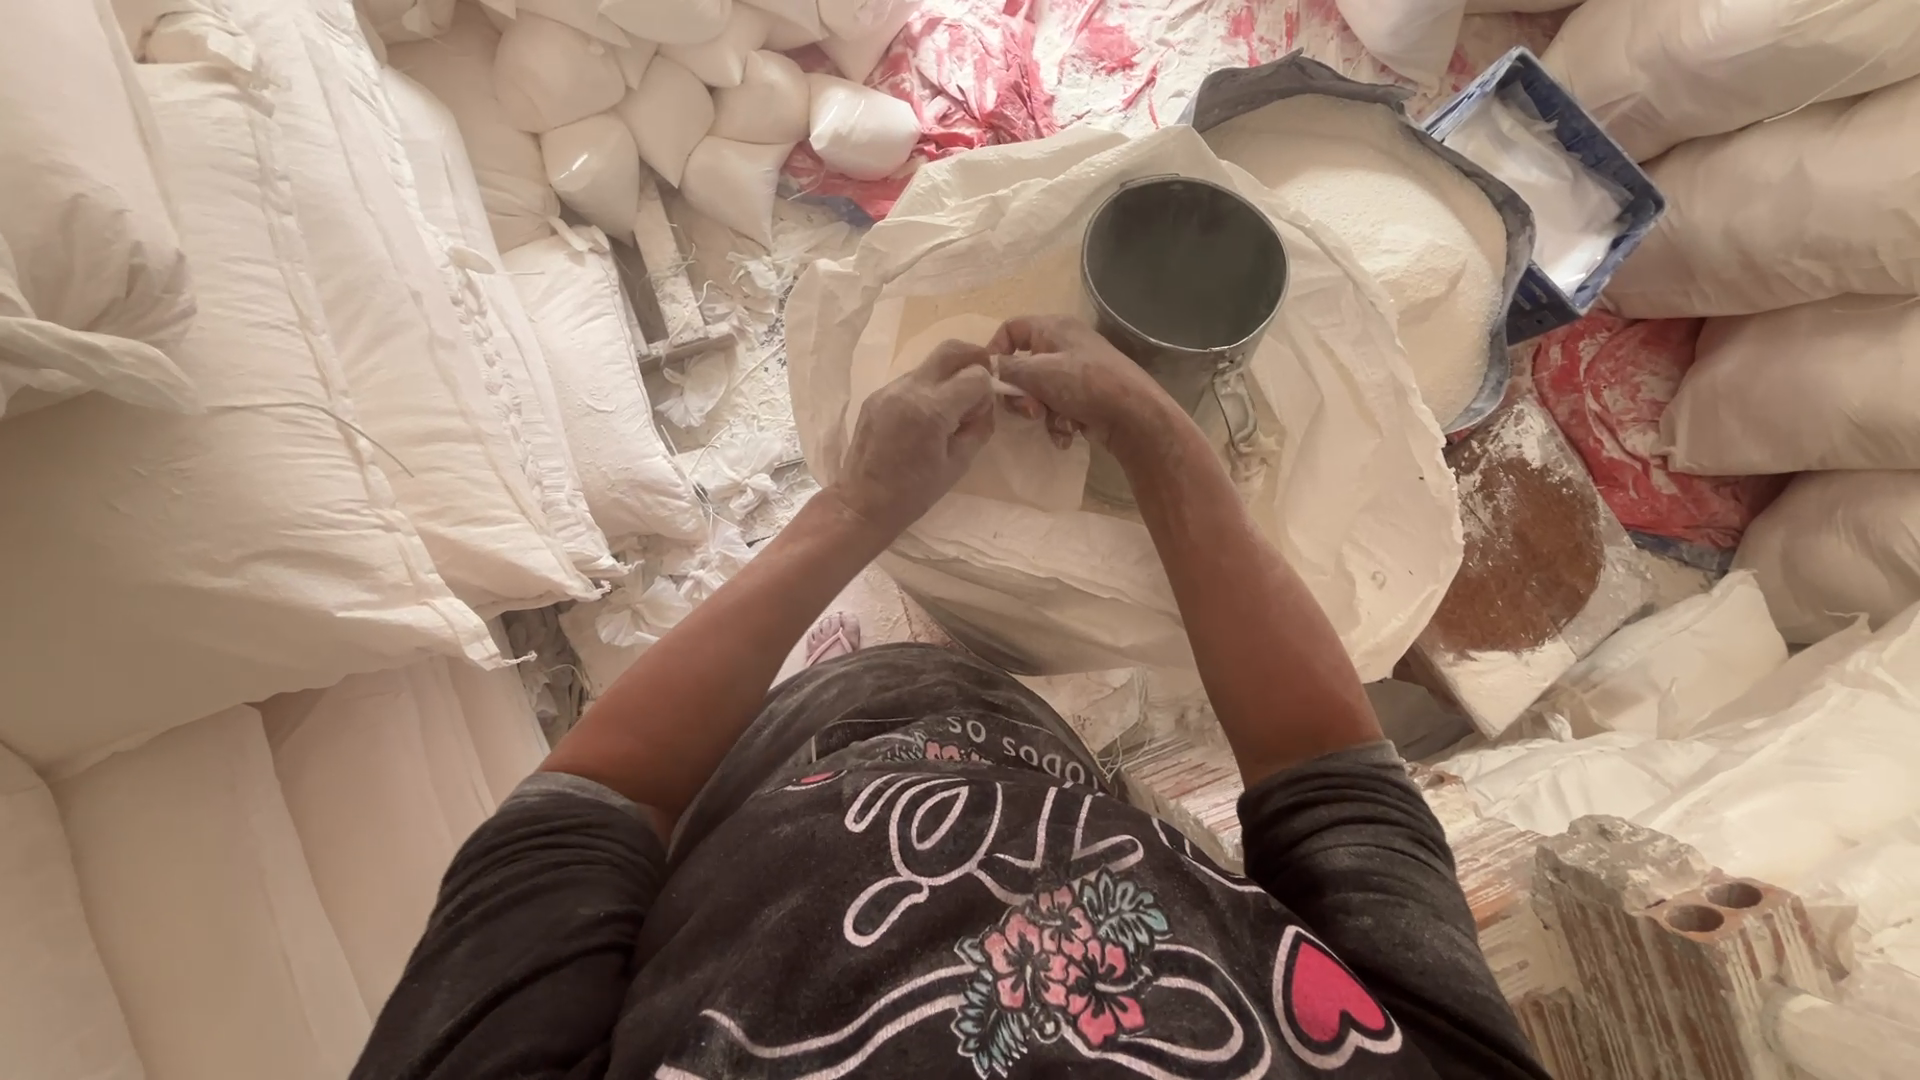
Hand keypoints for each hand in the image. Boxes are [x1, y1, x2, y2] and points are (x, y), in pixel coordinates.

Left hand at [830, 340, 995, 535]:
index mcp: (932, 410)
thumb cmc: (914, 493)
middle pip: (951, 349)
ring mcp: (889, 390)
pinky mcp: (876, 396)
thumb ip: (979, 427)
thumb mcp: (958, 464)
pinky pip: (911, 380)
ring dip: (948, 377)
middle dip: (974, 359)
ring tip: (950, 409)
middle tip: (981, 381)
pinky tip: (925, 418)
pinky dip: (927, 390)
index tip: (983, 410)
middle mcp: (909, 389)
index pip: (975, 375)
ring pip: (930, 364)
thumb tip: (985, 404)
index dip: (987, 389)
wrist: (863, 503)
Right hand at [989, 315, 1171, 448]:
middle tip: (1031, 410)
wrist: (1134, 415)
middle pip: (1023, 368)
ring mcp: (1076, 372)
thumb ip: (1009, 369)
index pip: (1011, 329)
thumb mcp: (1040, 373)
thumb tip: (991, 370)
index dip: (996, 352)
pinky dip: (1059, 422)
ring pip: (1039, 393)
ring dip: (1042, 413)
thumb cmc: (1085, 385)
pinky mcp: (1084, 397)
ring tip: (1056, 422)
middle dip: (1023, 394)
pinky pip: (1057, 408)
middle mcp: (1064, 345)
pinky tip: (1069, 432)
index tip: (989, 379)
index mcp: (1054, 328)